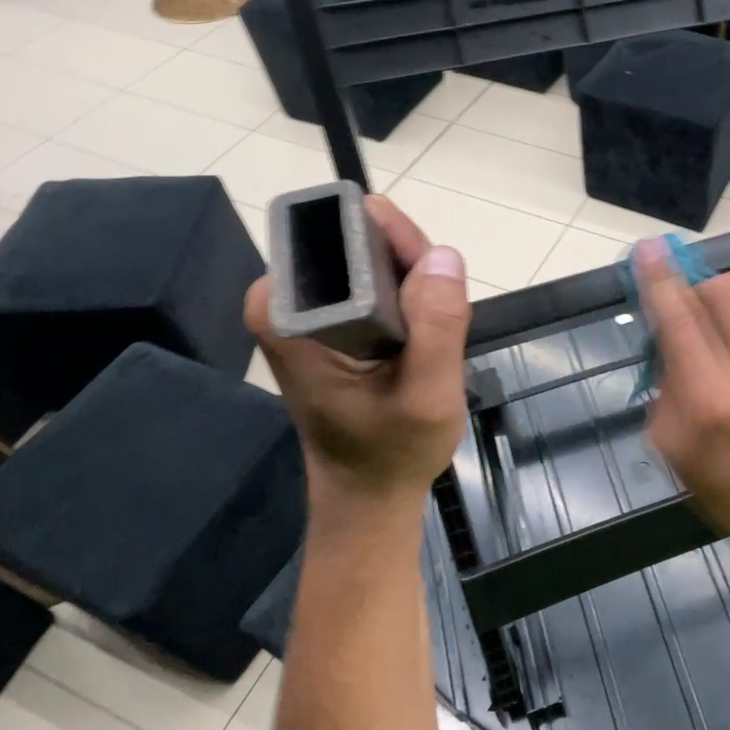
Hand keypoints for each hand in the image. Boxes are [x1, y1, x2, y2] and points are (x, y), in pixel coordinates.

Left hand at [243, 195, 470, 519]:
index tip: (435, 278)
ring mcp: (304, 307)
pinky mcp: (324, 319)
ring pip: (372, 257)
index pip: (346, 235)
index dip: (398, 243)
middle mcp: (285, 299)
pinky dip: (407, 298)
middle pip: (361, 239)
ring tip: (434, 331)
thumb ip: (436, 325)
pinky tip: (422, 334)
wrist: (368, 495)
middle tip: (442, 314)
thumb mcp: (427, 395)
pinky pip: (373, 280)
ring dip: (414, 283)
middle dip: (410, 265)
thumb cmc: (392, 451)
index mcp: (288, 312)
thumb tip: (444, 255)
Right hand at [635, 240, 729, 546]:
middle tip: (683, 310)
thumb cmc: (726, 487)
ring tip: (713, 327)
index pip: (680, 319)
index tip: (648, 250)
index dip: (660, 279)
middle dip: (695, 288)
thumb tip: (667, 334)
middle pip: (722, 289)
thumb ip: (666, 382)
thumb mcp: (673, 445)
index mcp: (711, 399)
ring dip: (722, 298)